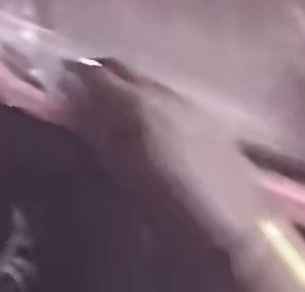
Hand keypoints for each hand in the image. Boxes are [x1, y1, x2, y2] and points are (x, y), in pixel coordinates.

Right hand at [65, 62, 266, 249]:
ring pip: (146, 79)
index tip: (58, 75)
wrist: (245, 238)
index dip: (74, 70)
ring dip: (126, 85)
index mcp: (137, 101)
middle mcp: (162, 91)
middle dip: (99, 71)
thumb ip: (97, 131)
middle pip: (121, 67)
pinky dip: (150, 99)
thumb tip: (73, 103)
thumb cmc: (172, 207)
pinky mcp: (211, 119)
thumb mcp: (123, 170)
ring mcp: (190, 102)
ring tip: (113, 104)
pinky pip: (168, 96)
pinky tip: (148, 120)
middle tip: (81, 85)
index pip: (95, 71)